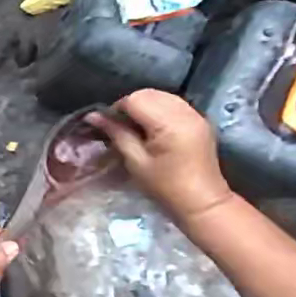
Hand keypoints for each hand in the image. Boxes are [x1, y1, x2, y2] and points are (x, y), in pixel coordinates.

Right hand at [85, 90, 233, 219]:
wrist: (202, 202)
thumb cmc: (165, 186)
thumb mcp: (135, 161)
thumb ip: (116, 133)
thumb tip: (93, 116)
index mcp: (169, 123)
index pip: (135, 99)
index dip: (117, 110)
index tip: (110, 127)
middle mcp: (185, 112)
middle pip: (148, 94)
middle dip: (130, 106)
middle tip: (122, 128)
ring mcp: (195, 114)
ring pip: (161, 95)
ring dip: (145, 106)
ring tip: (137, 128)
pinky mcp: (199, 120)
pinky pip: (173, 103)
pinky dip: (159, 109)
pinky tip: (154, 128)